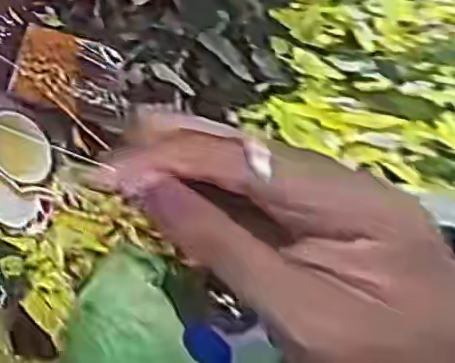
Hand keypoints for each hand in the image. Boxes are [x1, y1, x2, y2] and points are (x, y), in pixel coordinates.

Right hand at [98, 113, 454, 362]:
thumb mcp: (303, 317)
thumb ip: (217, 242)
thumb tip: (138, 184)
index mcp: (348, 198)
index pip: (233, 155)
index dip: (161, 159)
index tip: (105, 176)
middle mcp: (336, 178)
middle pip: (228, 138)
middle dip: (160, 149)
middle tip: (107, 172)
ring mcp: (326, 191)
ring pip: (226, 152)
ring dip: (171, 162)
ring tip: (124, 176)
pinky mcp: (314, 211)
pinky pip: (239, 180)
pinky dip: (194, 182)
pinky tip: (163, 189)